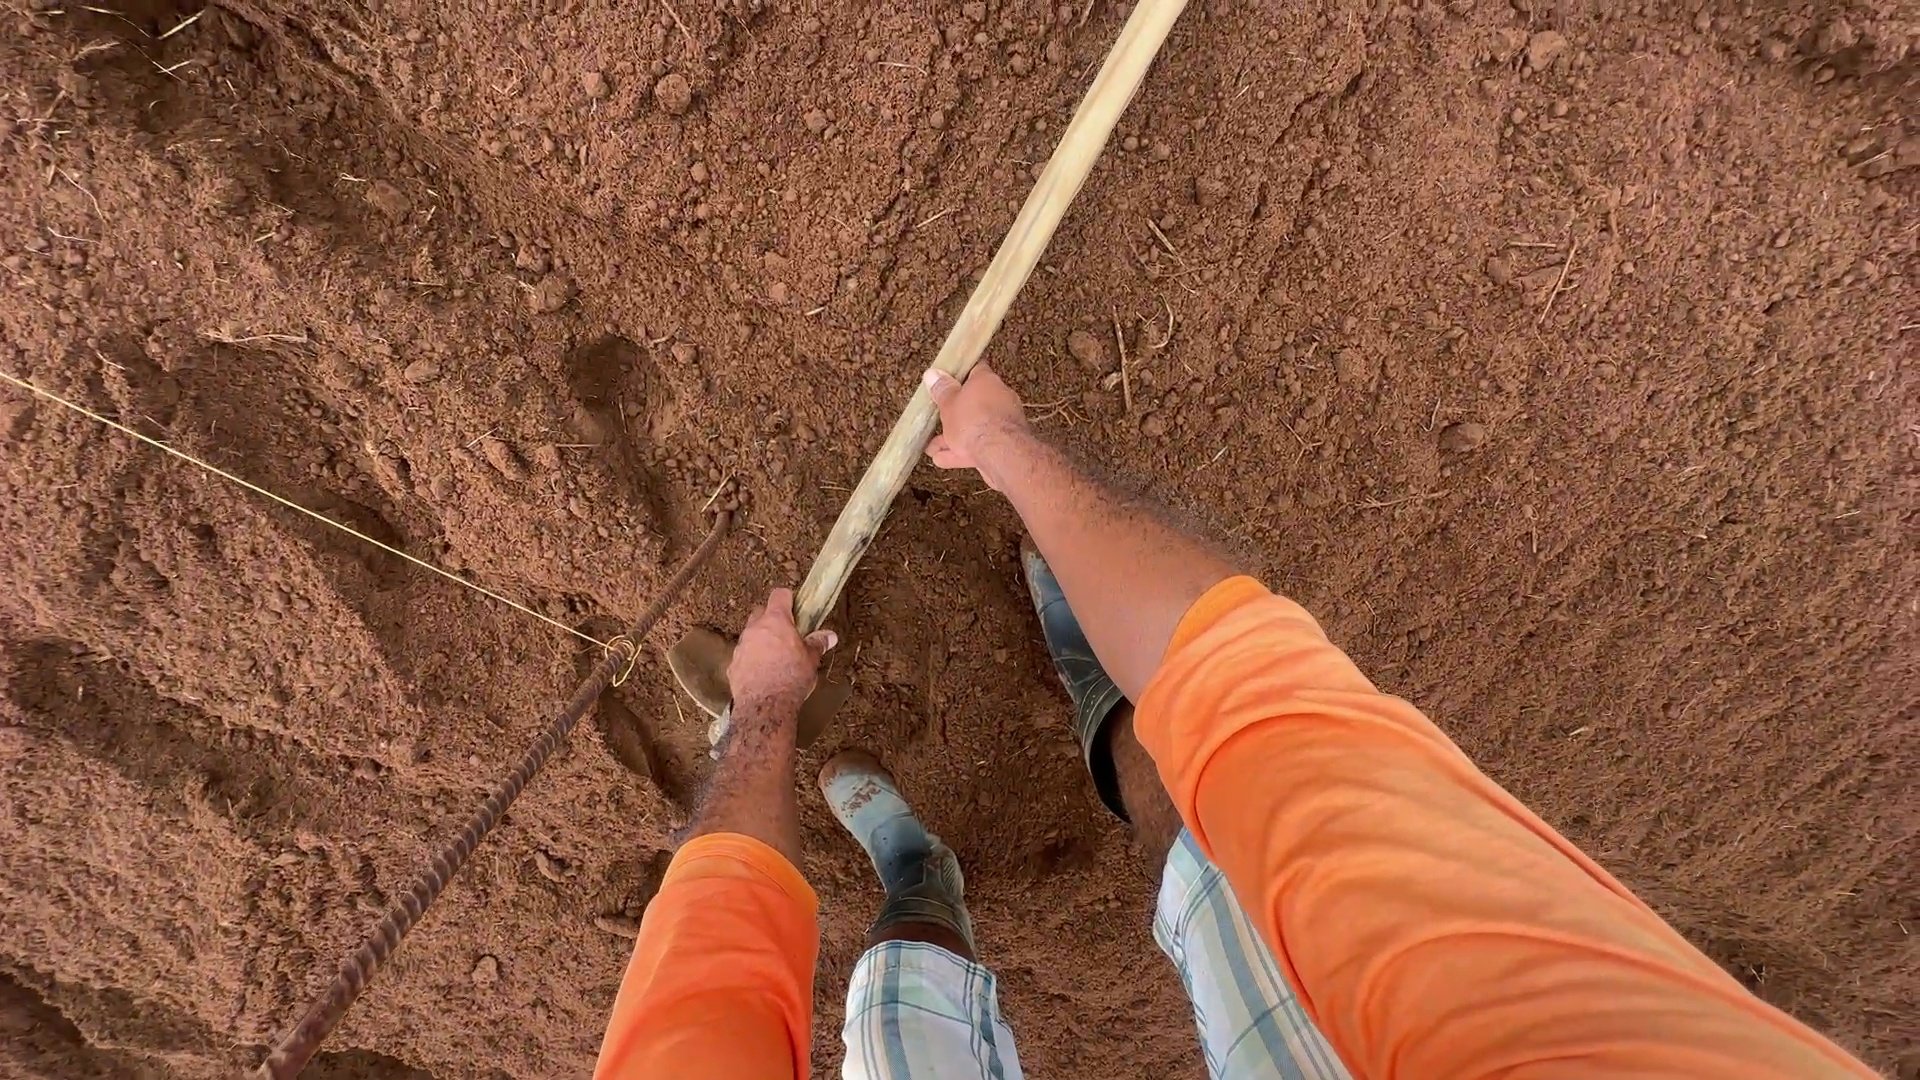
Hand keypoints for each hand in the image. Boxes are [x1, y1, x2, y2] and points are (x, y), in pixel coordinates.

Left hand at [727, 587, 836, 711]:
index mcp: (776, 621)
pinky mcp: (733, 665)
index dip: (789, 598)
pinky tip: (763, 673)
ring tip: (776, 656)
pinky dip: (752, 658)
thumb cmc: (791, 678)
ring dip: (761, 639)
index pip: (779, 595)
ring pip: (750, 634)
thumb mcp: (811, 659)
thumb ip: (818, 643)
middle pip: (761, 612)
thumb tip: (830, 636)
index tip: (796, 606)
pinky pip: (743, 655)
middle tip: (787, 632)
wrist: (765, 706)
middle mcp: (755, 629)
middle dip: (772, 618)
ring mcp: (741, 646)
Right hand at [923, 364, 1029, 489]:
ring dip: (953, 437)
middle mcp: (999, 399)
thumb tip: (932, 374)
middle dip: (954, 414)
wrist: (999, 453)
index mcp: (986, 381)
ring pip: (974, 428)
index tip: (946, 384)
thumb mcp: (948, 403)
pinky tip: (942, 459)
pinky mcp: (1001, 445)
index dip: (959, 377)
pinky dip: (960, 452)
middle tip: (937, 420)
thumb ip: (941, 390)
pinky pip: (978, 446)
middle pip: (973, 403)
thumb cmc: (974, 421)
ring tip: (933, 447)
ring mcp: (1002, 423)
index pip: (974, 371)